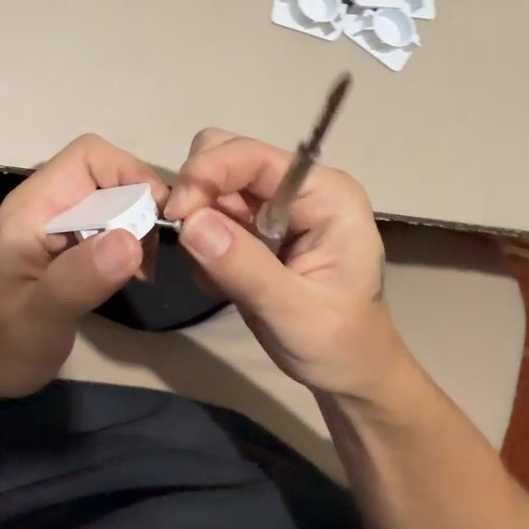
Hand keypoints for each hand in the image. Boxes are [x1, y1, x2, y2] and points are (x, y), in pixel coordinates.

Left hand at [0, 134, 166, 401]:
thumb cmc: (0, 344)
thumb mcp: (40, 317)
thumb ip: (80, 278)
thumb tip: (132, 238)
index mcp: (31, 208)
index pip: (88, 156)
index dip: (129, 173)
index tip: (156, 218)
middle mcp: (45, 207)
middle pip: (107, 174)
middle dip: (140, 204)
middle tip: (151, 256)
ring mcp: (57, 227)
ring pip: (112, 200)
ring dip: (138, 226)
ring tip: (144, 271)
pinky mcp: (69, 248)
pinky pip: (109, 226)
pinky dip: (130, 244)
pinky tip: (135, 276)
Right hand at [164, 129, 407, 398]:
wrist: (350, 374)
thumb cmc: (340, 345)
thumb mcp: (297, 315)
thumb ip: (246, 268)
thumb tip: (191, 223)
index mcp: (325, 193)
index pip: (252, 155)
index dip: (208, 172)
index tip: (178, 214)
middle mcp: (297, 186)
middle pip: (223, 154)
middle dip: (197, 192)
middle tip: (189, 240)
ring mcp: (273, 203)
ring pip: (208, 182)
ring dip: (195, 221)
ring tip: (216, 274)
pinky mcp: (252, 223)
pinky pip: (205, 212)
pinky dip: (197, 240)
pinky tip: (219, 278)